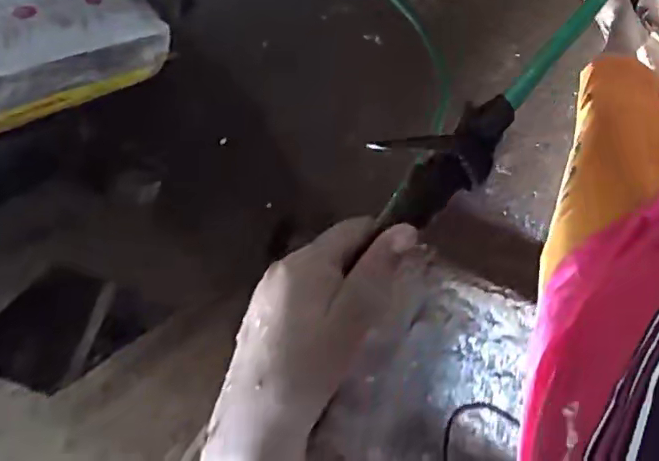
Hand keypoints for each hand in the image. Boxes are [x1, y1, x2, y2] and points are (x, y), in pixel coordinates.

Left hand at [202, 219, 417, 460]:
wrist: (252, 432)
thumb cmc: (308, 369)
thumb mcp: (353, 318)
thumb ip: (378, 269)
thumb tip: (406, 227)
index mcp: (304, 259)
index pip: (357, 226)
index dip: (383, 241)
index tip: (398, 272)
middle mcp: (281, 267)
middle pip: (338, 249)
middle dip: (363, 268)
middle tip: (377, 305)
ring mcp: (266, 294)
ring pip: (321, 273)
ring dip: (343, 289)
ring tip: (354, 326)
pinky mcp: (259, 320)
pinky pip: (303, 296)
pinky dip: (321, 307)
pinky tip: (324, 342)